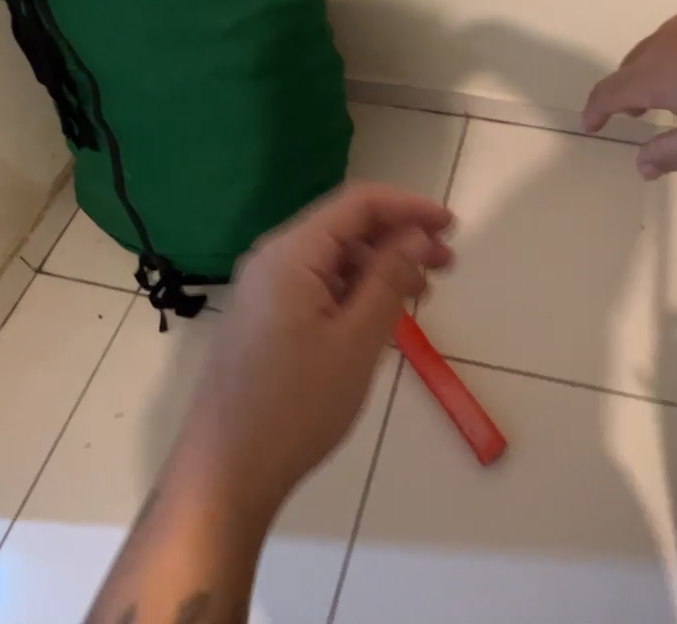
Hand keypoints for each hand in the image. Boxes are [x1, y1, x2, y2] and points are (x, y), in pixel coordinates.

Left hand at [165, 182, 453, 523]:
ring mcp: (265, 290)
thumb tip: (415, 233)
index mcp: (292, 254)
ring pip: (334, 259)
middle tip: (446, 266)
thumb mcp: (357, 341)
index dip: (410, 207)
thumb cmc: (296, 407)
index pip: (359, 204)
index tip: (452, 228)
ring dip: (380, 266)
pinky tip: (380, 316)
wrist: (224, 474)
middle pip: (346, 228)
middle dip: (400, 238)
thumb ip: (389, 278)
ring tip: (420, 294)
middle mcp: (274, 260)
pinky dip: (356, 290)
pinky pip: (318, 286)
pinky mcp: (265, 318)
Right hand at [583, 0, 676, 178]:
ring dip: (666, 64)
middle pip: (637, 61)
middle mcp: (672, 37)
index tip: (591, 123)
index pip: (610, 90)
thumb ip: (670, 153)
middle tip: (636, 107)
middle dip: (630, 86)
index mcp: (656, 74)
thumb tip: (640, 164)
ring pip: (671, 40)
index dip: (597, 109)